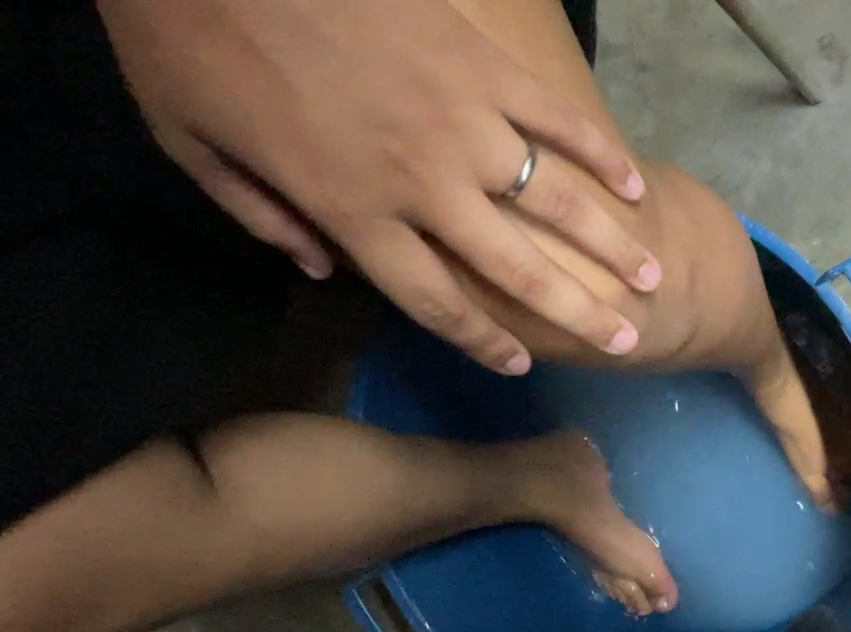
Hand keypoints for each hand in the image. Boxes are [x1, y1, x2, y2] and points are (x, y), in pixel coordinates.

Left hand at [99, 0, 661, 374]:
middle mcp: (428, 186)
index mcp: (355, 211)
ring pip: (558, 206)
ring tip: (654, 278)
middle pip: (521, 271)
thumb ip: (260, 216)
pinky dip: (602, 155)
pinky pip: (559, 122)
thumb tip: (324, 274)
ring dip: (613, 247)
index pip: (437, 302)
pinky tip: (637, 186)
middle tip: (624, 339)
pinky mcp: (487, 71)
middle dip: (578, 314)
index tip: (520, 366)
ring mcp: (467, 126)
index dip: (483, 341)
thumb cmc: (183, 30)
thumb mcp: (185, 137)